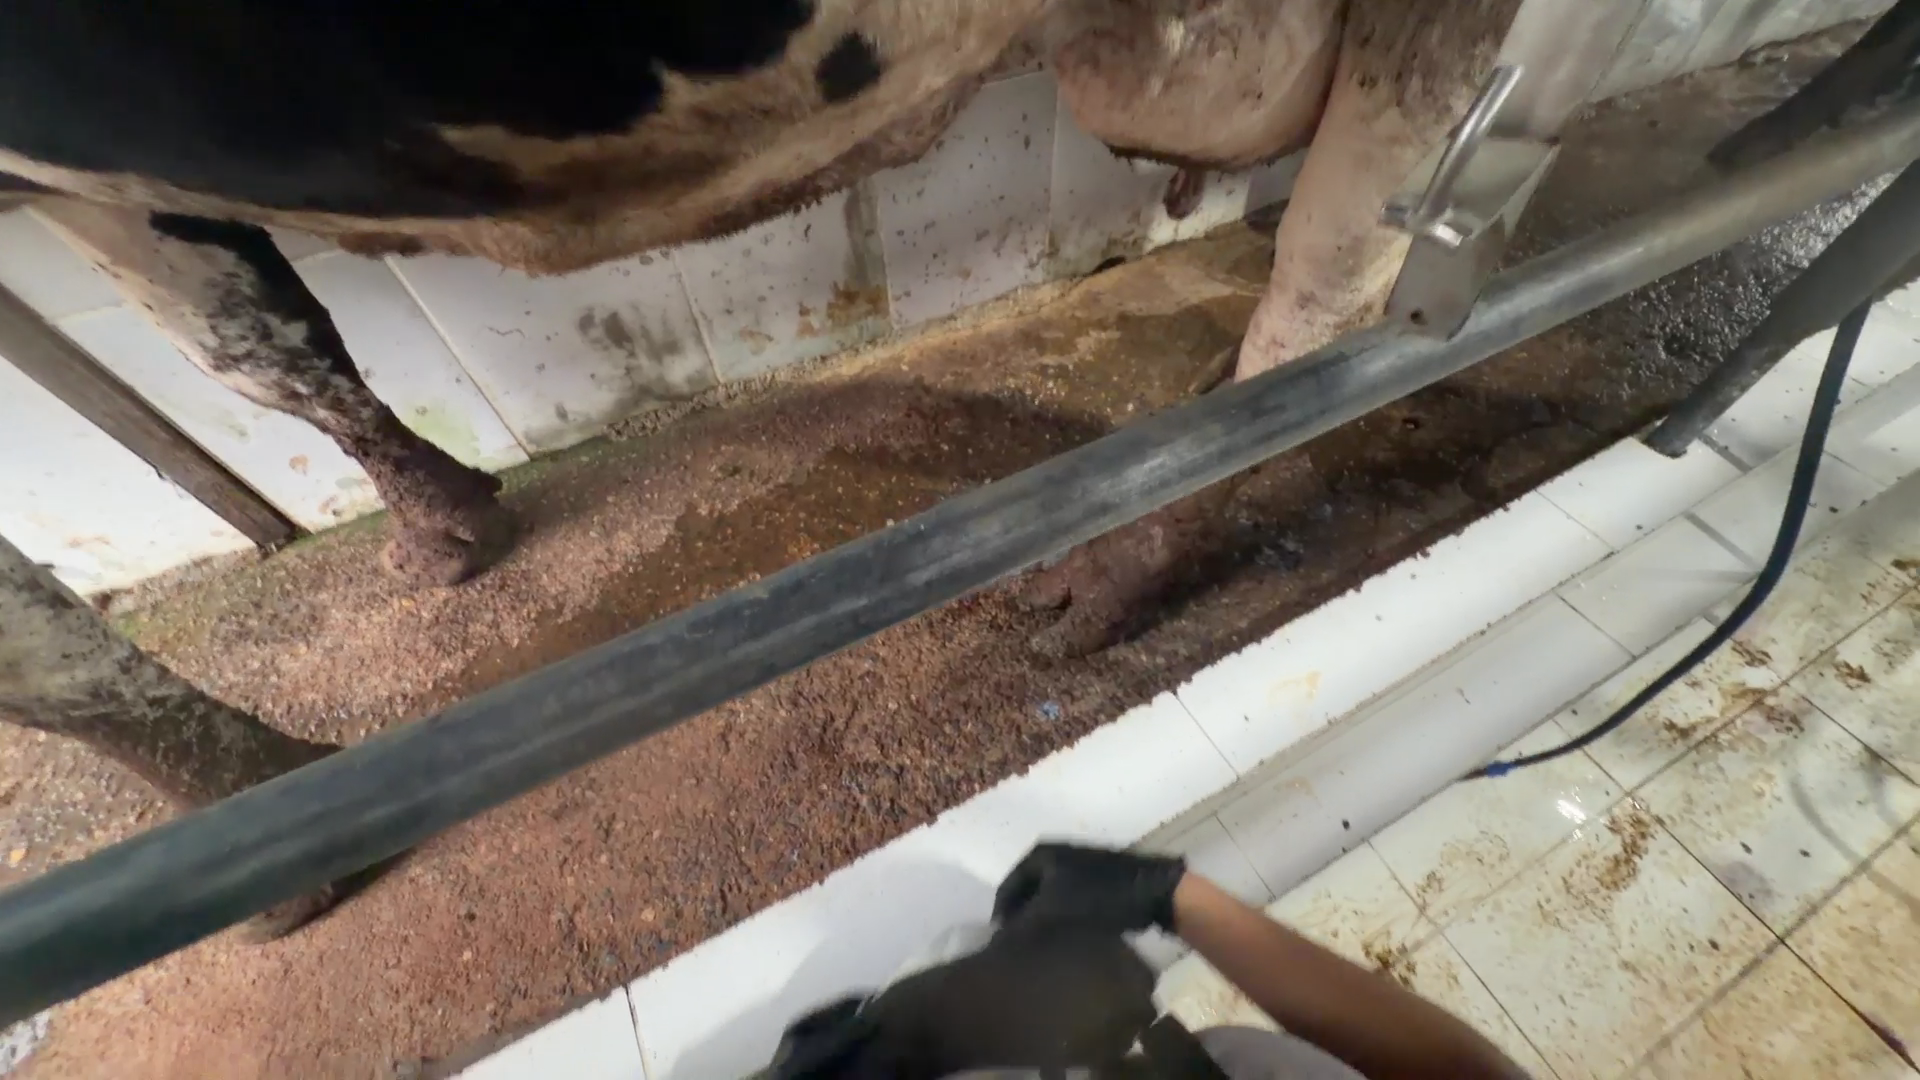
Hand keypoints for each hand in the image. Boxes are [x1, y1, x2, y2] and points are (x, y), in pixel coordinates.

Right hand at [992, 841, 1186, 935]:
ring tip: (1040, 944)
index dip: (1002, 915)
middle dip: (1022, 915)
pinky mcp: (1096, 873)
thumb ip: (1023, 924)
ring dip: (1041, 916)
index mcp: (1041, 852)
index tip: (999, 943)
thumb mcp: (1053, 914)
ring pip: (1048, 892)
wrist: (1153, 892)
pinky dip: (1061, 913)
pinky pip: (1066, 895)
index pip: (1009, 884)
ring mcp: (1078, 860)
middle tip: (1018, 945)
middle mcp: (1055, 850)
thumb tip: (1004, 936)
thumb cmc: (1100, 901)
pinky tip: (1066, 935)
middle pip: (1028, 887)